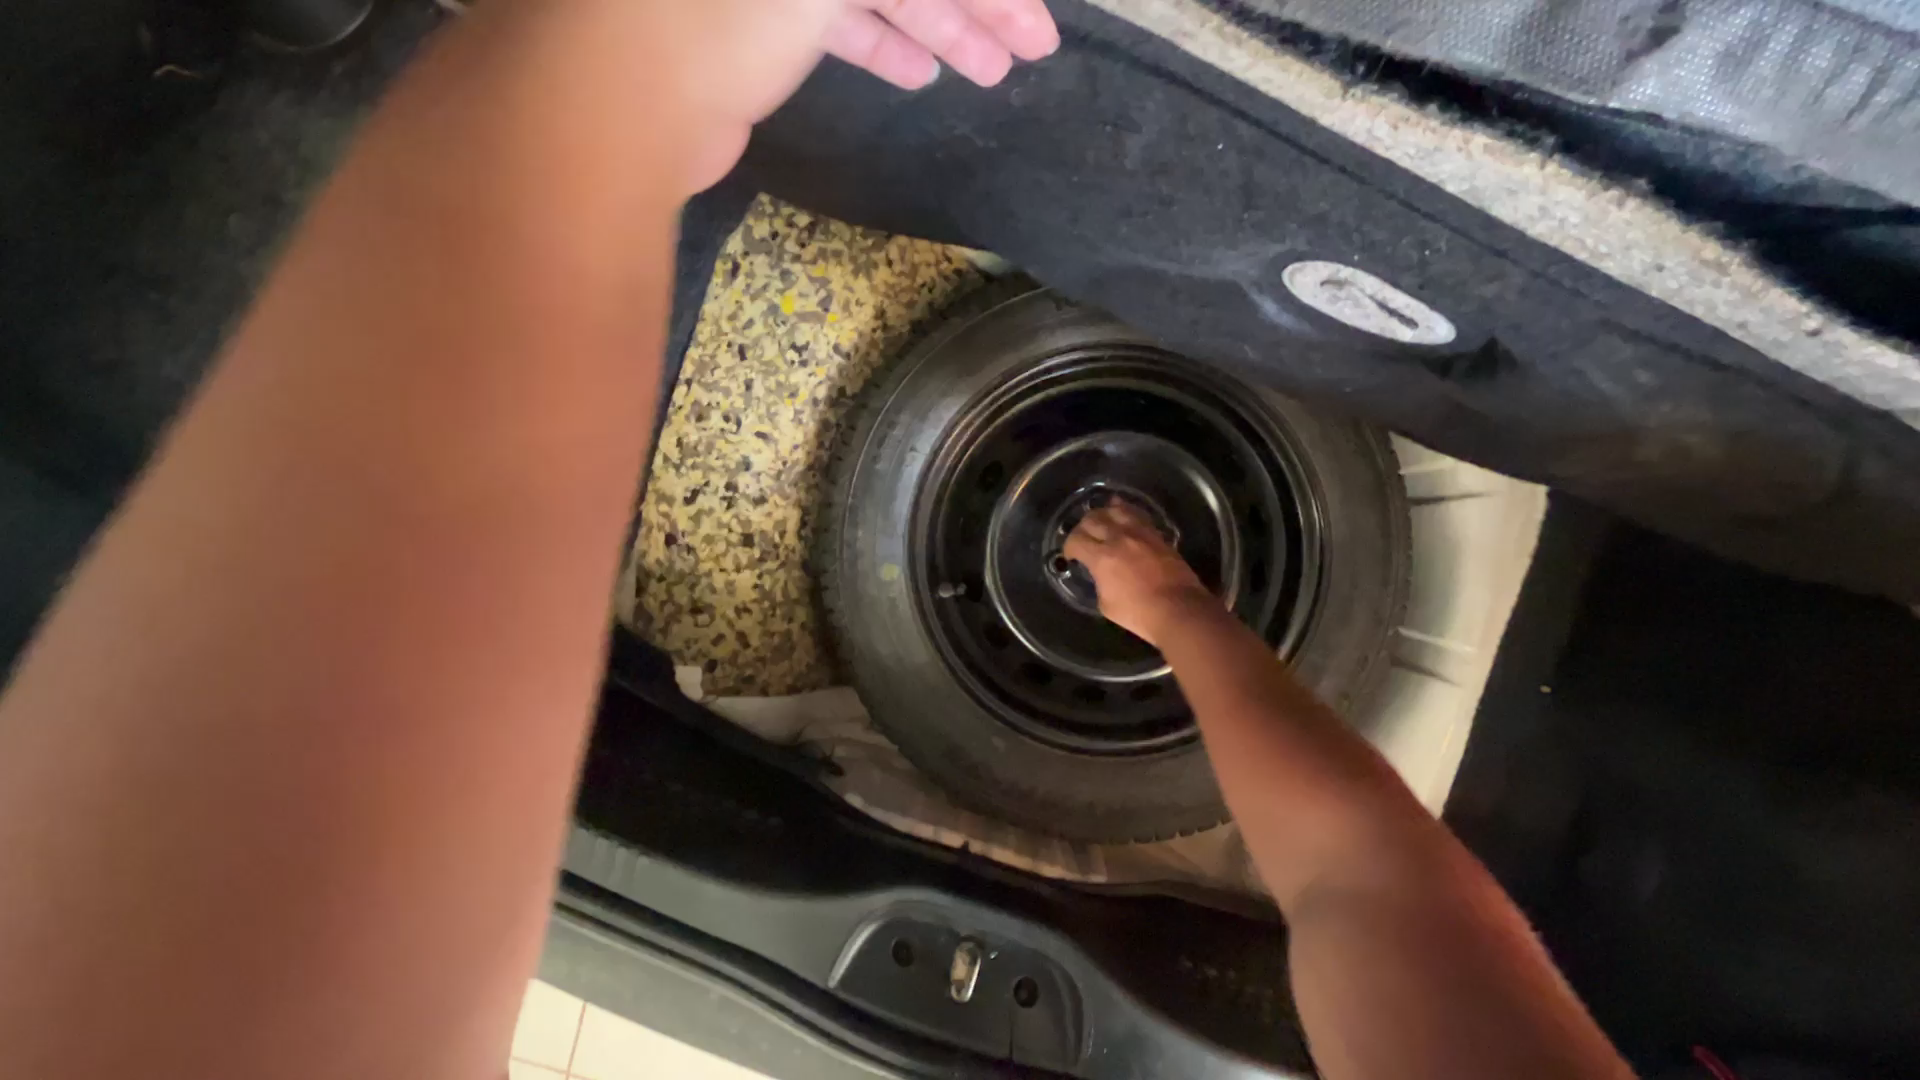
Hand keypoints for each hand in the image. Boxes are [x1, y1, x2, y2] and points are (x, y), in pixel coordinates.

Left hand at [626, 0, 1057, 191]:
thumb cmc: (719, 5)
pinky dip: (879, 45)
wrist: (620, 104)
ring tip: (993, 71)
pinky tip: (922, 75)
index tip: (1027, 8)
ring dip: (936, 25)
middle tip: (1032, 43)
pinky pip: (831, 22)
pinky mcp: (747, 20)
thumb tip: (915, 7)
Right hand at [1063, 502, 1218, 646]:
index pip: (1075, 540)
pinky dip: (1126, 511)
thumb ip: (1099, 582)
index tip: (1071, 555)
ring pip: (1116, 509)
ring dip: (1104, 513)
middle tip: (1083, 538)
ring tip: (1101, 520)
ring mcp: (1140, 533)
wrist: (1178, 609)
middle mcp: (1118, 538)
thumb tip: (1101, 574)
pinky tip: (1123, 512)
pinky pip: (1138, 515)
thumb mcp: (1106, 604)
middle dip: (1082, 527)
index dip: (1068, 547)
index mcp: (1101, 557)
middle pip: (1092, 519)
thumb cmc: (1139, 613)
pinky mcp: (1157, 535)